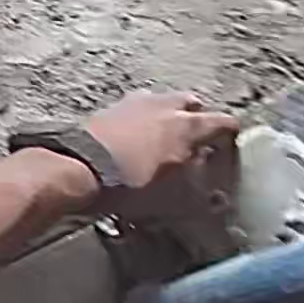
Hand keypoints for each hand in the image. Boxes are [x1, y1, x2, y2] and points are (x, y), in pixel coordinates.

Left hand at [85, 92, 237, 191]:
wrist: (74, 167)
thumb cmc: (130, 184)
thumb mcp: (175, 200)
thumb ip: (201, 196)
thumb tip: (217, 198)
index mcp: (189, 125)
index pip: (226, 123)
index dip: (228, 139)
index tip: (224, 153)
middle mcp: (161, 106)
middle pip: (188, 103)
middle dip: (192, 118)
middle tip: (188, 139)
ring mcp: (127, 104)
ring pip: (154, 102)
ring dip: (158, 116)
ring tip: (154, 138)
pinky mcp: (100, 110)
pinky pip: (125, 111)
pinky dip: (130, 122)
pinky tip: (124, 139)